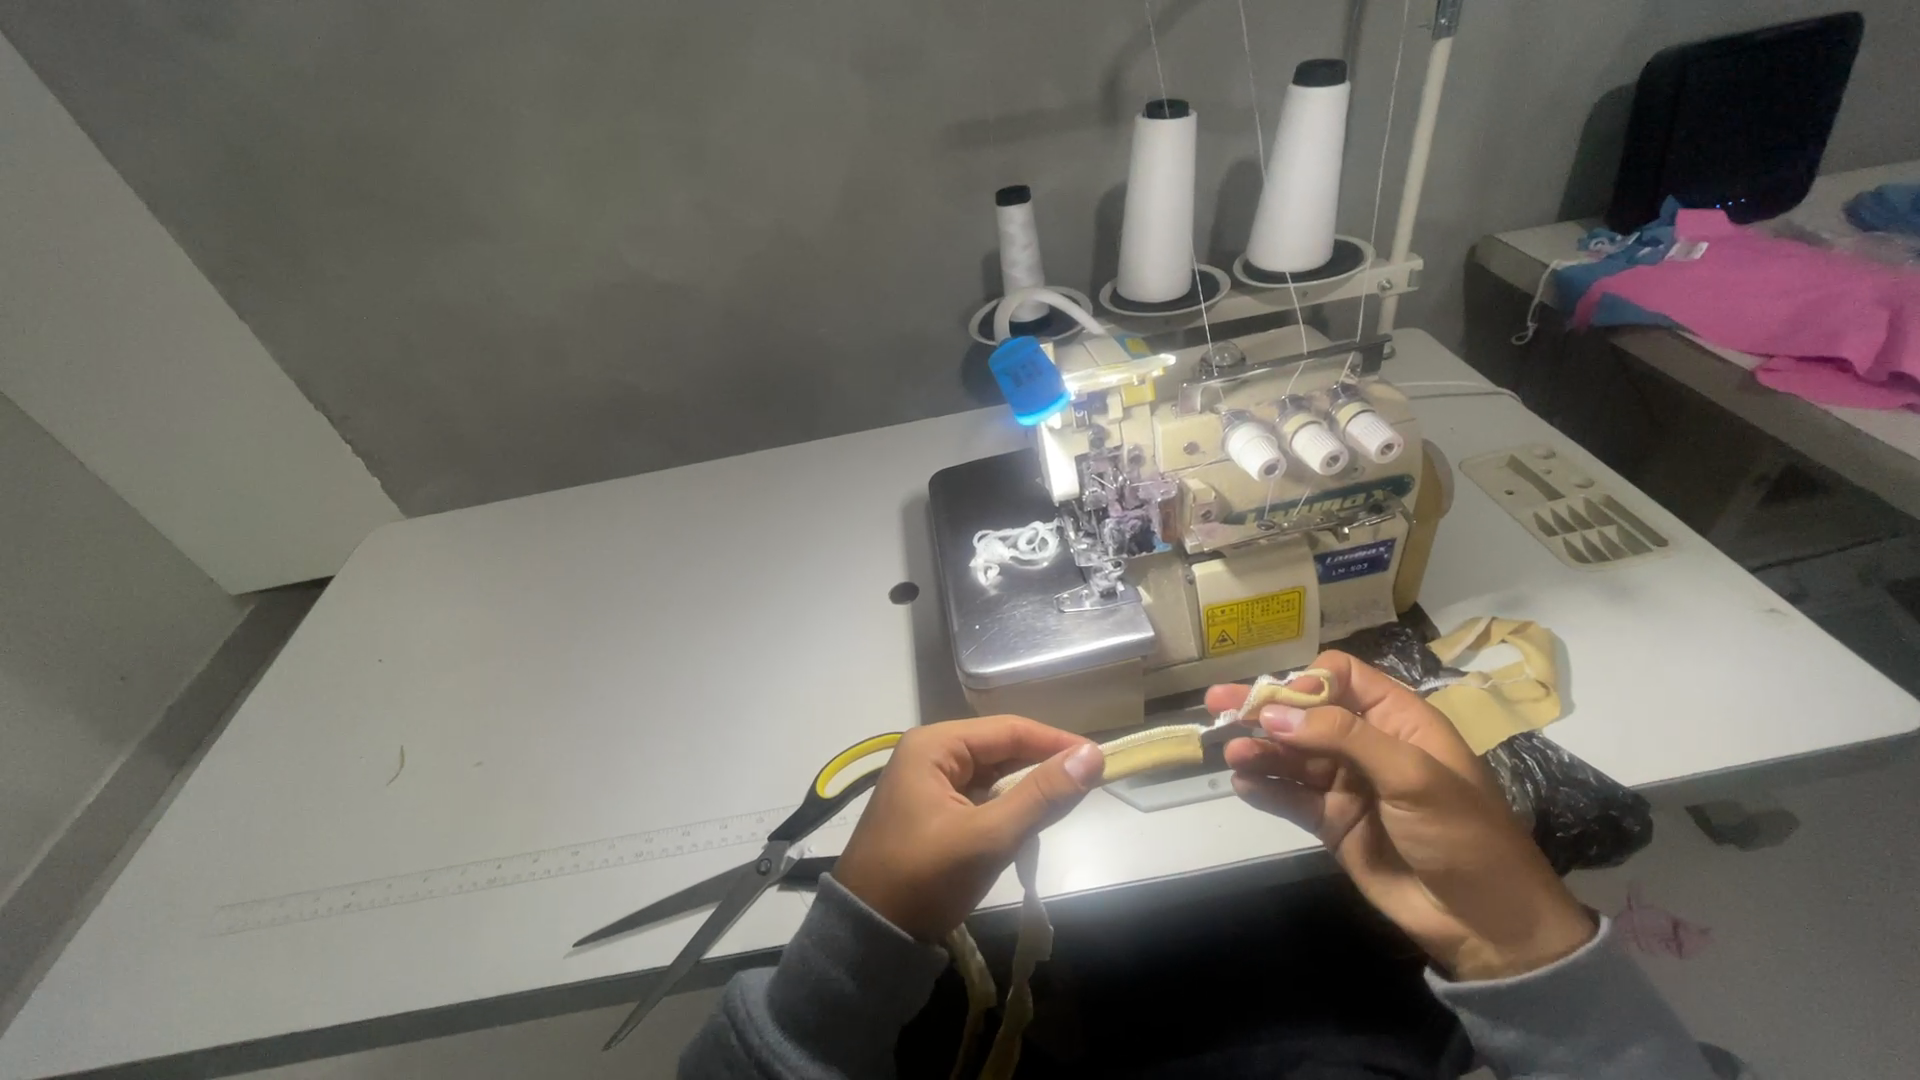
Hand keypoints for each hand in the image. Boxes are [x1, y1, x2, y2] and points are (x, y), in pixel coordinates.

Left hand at [833, 716, 1104, 941]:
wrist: (867, 937)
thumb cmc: (923, 879)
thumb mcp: (988, 837)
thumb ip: (1041, 796)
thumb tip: (1092, 756)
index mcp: (934, 746)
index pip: (1009, 730)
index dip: (1055, 742)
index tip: (1099, 759)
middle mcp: (929, 754)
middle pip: (1000, 750)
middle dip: (1041, 768)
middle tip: (1087, 788)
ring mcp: (927, 783)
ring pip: (993, 776)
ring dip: (1024, 793)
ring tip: (1061, 809)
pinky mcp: (931, 811)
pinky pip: (980, 798)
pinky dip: (1005, 811)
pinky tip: (1026, 828)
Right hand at [1215, 651, 1595, 980]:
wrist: (1487, 924)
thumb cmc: (1463, 835)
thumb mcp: (1413, 775)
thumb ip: (1341, 736)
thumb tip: (1272, 713)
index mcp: (1397, 720)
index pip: (1340, 678)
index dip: (1304, 682)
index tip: (1275, 701)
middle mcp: (1366, 744)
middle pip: (1303, 713)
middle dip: (1262, 707)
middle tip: (1217, 704)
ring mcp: (1346, 784)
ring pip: (1289, 754)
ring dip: (1258, 750)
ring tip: (1232, 755)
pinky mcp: (1330, 822)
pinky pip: (1288, 797)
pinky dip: (1263, 788)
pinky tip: (1243, 785)